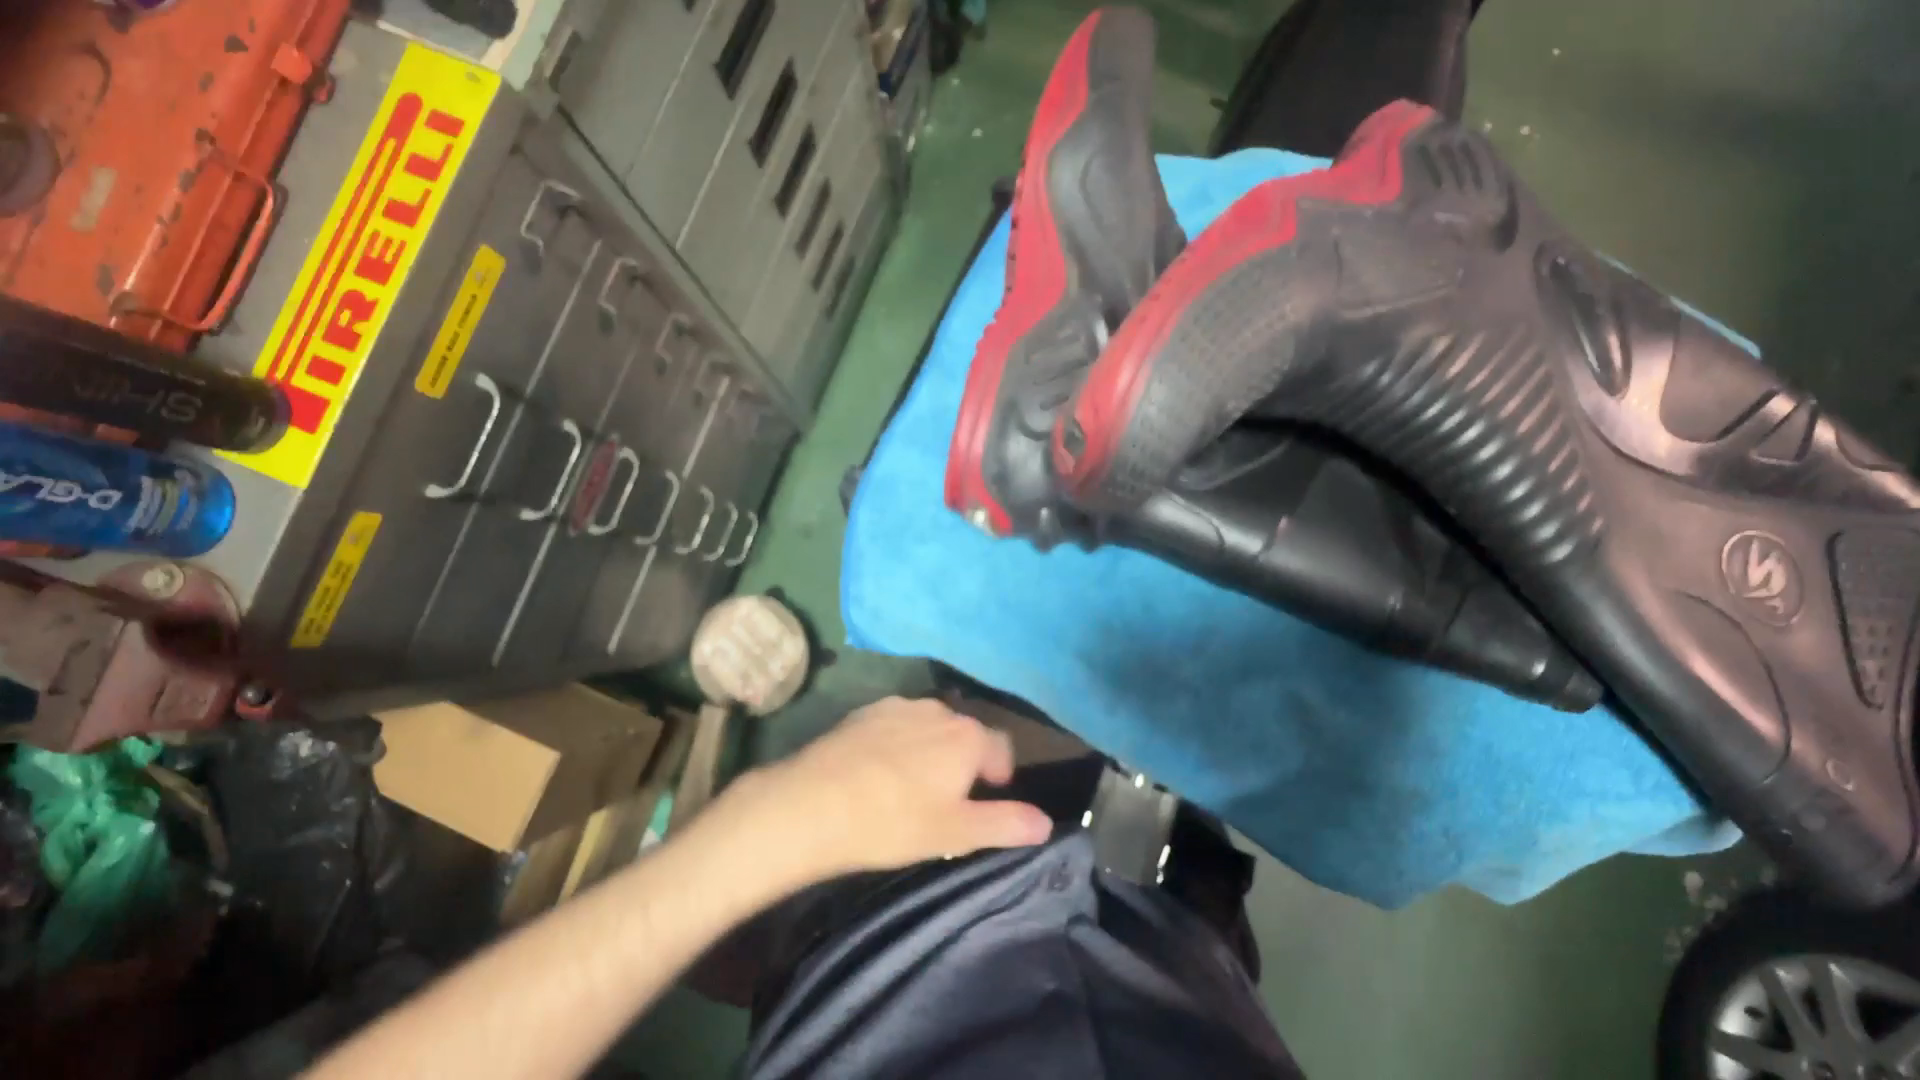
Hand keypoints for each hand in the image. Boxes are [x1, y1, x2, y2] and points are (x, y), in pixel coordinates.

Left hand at [708, 697, 1053, 885]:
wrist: (811, 804)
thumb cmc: (892, 822)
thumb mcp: (956, 833)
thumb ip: (1005, 824)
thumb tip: (1047, 822)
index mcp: (966, 736)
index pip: (1002, 749)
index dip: (999, 777)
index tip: (984, 803)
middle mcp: (937, 710)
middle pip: (964, 735)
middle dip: (963, 763)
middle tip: (945, 803)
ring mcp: (896, 706)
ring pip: (928, 728)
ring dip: (929, 751)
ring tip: (908, 790)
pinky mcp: (862, 712)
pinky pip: (895, 726)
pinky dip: (896, 745)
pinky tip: (876, 775)